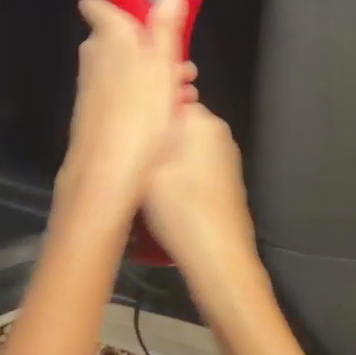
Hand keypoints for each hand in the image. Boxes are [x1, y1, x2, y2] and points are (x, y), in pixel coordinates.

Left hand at [57, 0, 197, 214]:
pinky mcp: (93, 110)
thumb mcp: (162, 64)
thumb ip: (165, 28)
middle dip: (150, 46)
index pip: (97, 5)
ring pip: (124, 66)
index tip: (142, 10)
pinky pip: (121, 91)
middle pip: (120, 38)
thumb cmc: (140, 110)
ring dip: (152, 74)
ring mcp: (91, 83)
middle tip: (183, 65)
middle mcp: (93, 53)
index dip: (115, 3)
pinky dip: (141, 95)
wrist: (105, 171)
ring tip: (184, 93)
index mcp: (108, 34)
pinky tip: (165, 114)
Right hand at [142, 103, 255, 272]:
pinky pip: (198, 163)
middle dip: (156, 136)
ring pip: (186, 144)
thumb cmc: (178, 206)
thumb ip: (141, 135)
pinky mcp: (229, 178)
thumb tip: (137, 118)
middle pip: (177, 122)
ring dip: (168, 156)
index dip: (143, 114)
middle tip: (132, 157)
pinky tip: (169, 195)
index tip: (126, 131)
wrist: (219, 256)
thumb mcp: (146, 166)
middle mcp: (218, 130)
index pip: (166, 98)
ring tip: (147, 179)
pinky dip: (183, 172)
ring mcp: (227, 155)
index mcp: (200, 119)